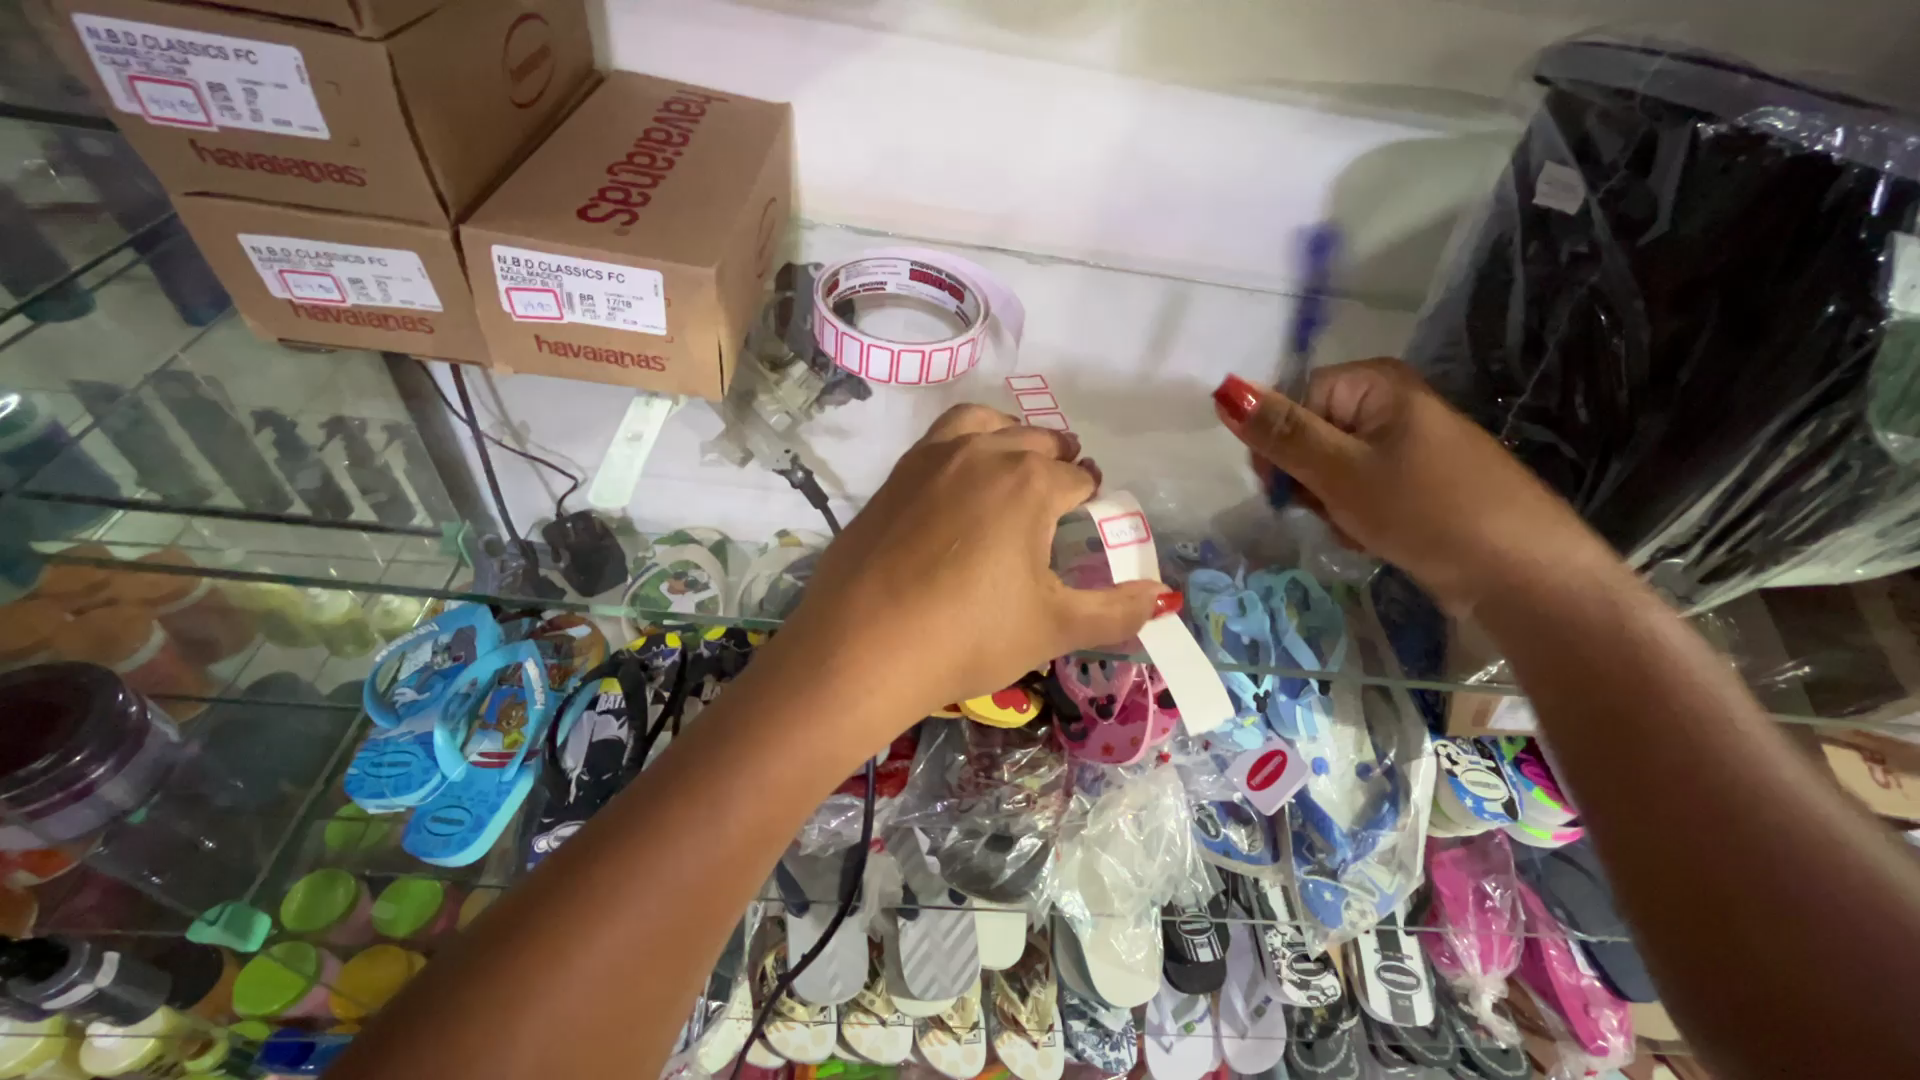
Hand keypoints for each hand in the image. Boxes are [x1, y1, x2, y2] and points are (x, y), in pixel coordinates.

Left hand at [779, 404, 1176, 722]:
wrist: (863, 646)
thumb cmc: (969, 635)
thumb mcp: (1053, 627)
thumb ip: (1115, 611)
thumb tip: (1164, 600)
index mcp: (1031, 482)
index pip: (1077, 476)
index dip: (1090, 493)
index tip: (1091, 511)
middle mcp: (983, 453)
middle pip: (1035, 439)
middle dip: (1058, 458)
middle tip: (1062, 486)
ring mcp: (931, 459)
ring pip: (984, 423)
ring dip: (1009, 434)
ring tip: (1015, 461)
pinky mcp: (893, 477)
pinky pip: (939, 440)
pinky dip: (963, 444)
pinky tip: (957, 483)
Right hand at [1212, 359, 1615, 613]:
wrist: (1520, 574)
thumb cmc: (1427, 511)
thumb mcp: (1341, 472)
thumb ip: (1281, 433)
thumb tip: (1223, 389)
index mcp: (1377, 383)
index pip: (1295, 401)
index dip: (1280, 445)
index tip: (1285, 488)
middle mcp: (1392, 404)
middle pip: (1312, 435)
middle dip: (1309, 480)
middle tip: (1330, 509)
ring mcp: (1409, 445)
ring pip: (1333, 470)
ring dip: (1331, 504)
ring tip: (1358, 528)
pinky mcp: (1419, 483)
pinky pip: (1362, 491)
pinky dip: (1358, 516)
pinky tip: (1376, 537)